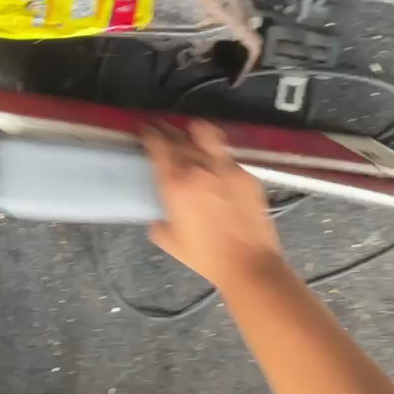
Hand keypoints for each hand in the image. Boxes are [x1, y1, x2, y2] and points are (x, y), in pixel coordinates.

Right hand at [142, 121, 288, 291]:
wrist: (248, 263)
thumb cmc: (204, 255)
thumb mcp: (169, 240)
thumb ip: (158, 220)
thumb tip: (159, 213)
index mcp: (175, 183)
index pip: (158, 145)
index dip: (149, 133)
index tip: (146, 130)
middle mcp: (199, 168)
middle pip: (180, 136)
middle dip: (168, 131)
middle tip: (162, 132)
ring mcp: (226, 168)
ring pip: (206, 136)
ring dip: (194, 132)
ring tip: (192, 132)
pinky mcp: (246, 175)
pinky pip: (227, 157)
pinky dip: (217, 156)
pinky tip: (217, 166)